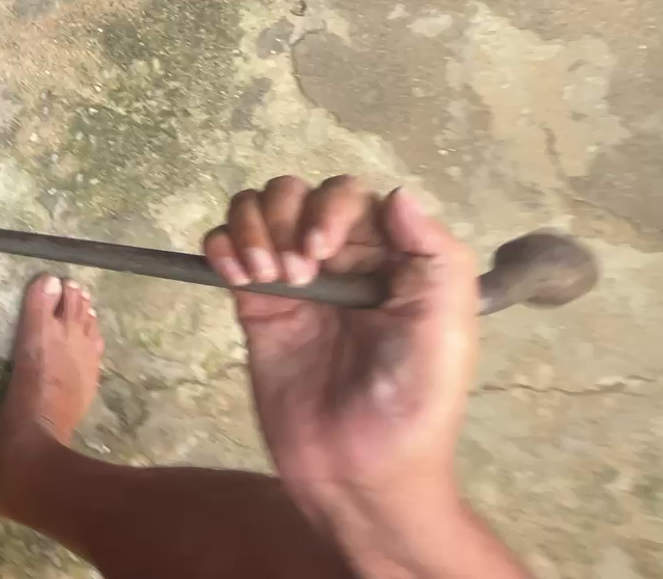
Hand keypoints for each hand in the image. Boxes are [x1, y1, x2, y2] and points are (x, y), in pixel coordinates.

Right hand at [202, 176, 478, 526]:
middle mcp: (336, 259)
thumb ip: (436, 261)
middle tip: (294, 275)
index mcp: (388, 260)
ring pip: (251, 211)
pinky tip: (235, 279)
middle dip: (280, 221)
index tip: (320, 252)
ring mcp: (288, 276)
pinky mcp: (251, 299)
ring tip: (262, 278)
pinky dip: (220, 248)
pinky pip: (222, 245)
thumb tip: (397, 193)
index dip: (326, 209)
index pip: (347, 196)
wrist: (353, 469)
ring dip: (247, 231)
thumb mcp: (443, 334)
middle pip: (289, 193)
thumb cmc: (410, 407)